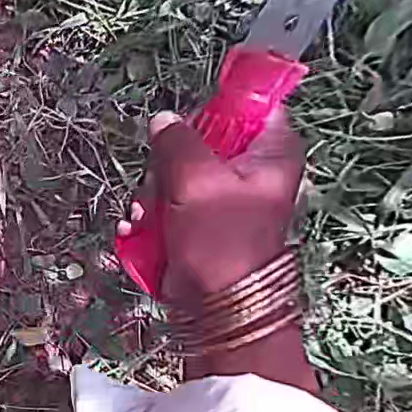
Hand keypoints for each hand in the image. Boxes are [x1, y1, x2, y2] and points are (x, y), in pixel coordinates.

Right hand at [121, 108, 303, 303]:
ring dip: (151, 195)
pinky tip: (141, 228)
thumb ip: (177, 142)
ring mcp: (220, 200)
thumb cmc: (219, 240)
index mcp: (270, 154)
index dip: (214, 110)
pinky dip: (149, 216)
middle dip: (167, 166)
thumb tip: (163, 120)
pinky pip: (165, 205)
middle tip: (163, 184)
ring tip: (149, 215)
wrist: (214, 303)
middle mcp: (248, 173)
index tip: (184, 129)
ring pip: (174, 176)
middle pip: (199, 144)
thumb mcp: (196, 181)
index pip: (249, 108)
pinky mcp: (195, 223)